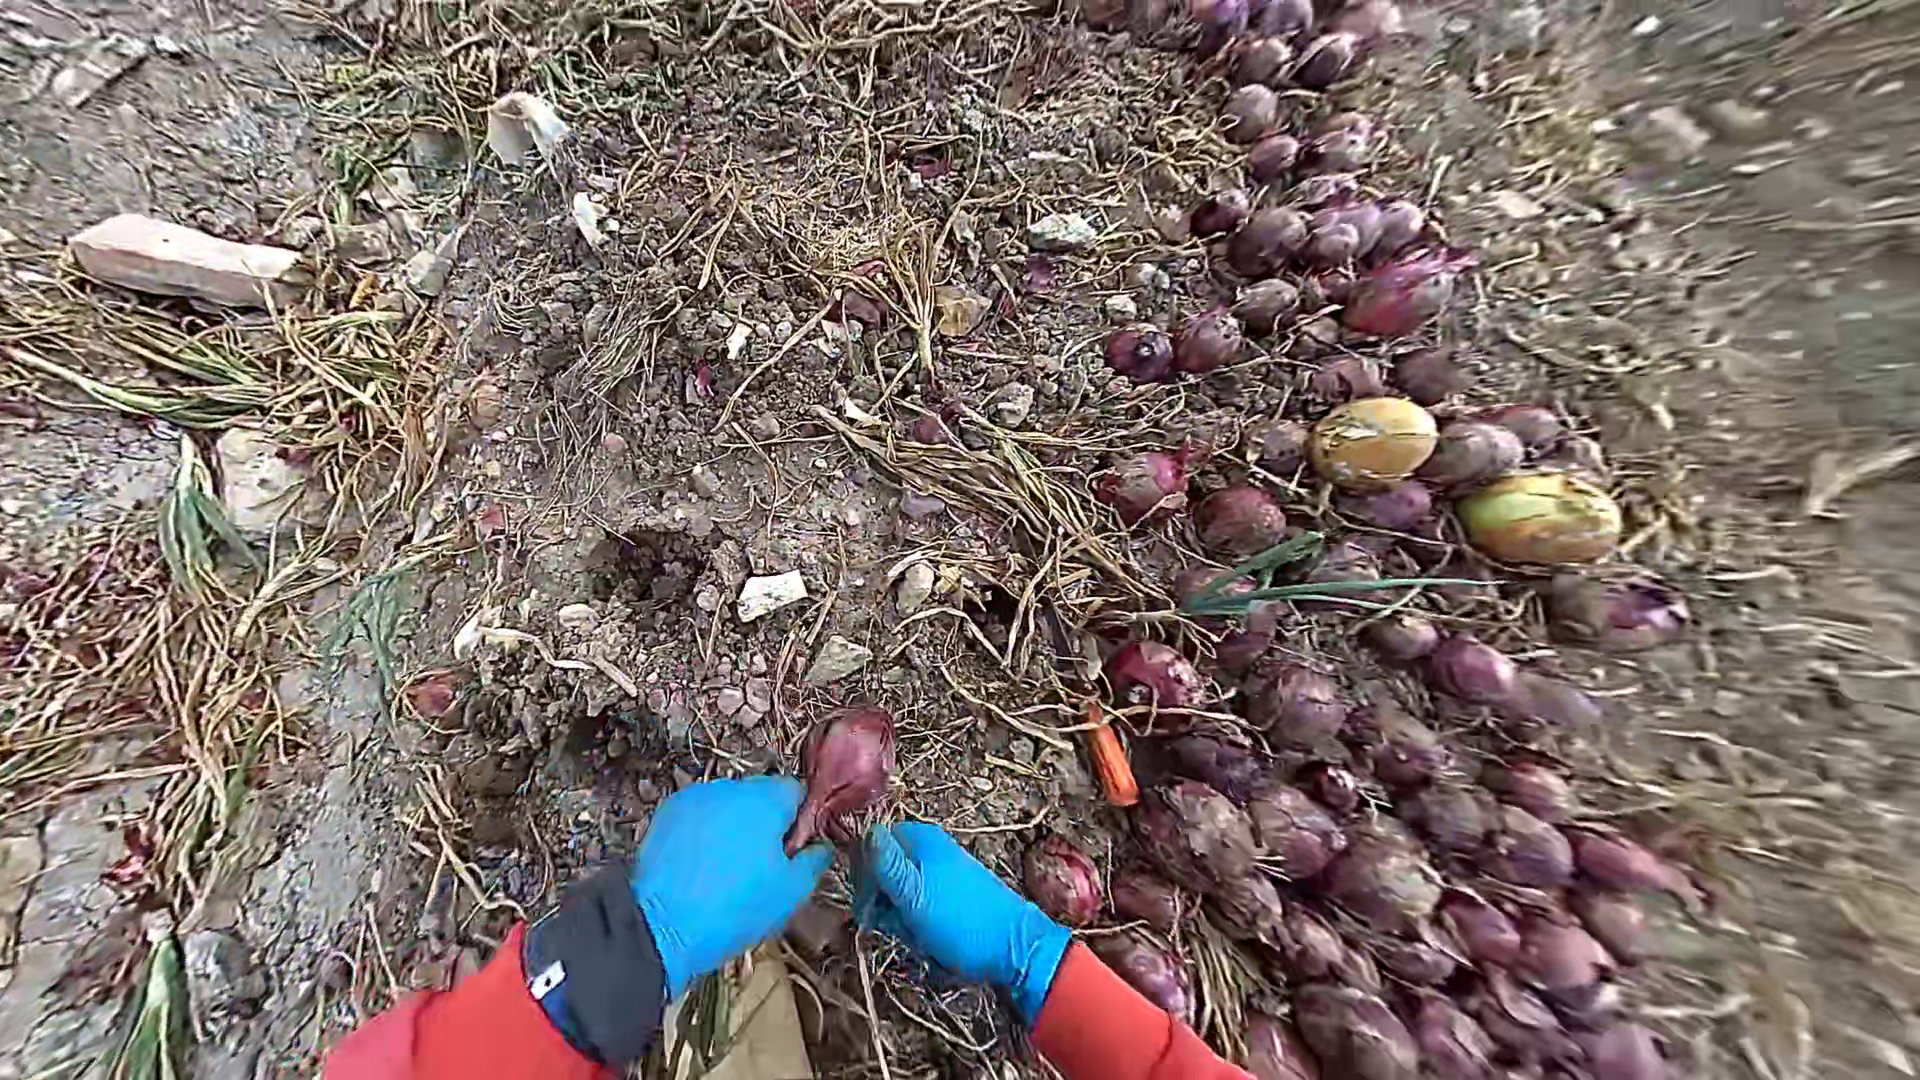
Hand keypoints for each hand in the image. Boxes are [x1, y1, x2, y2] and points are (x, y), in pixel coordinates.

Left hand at [631, 776, 831, 997]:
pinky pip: (701, 811)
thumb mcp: (789, 893)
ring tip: (725, 865)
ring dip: (734, 823)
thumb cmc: (730, 908)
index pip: (797, 791)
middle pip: (763, 794)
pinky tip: (700, 861)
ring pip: (731, 802)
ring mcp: (700, 796)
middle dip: (766, 821)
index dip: (798, 820)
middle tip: (760, 862)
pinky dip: (705, 828)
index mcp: (768, 800)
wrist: (658, 928)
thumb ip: (814, 861)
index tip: (791, 849)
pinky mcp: (671, 809)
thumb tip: (821, 847)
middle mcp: (734, 788)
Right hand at [855, 823, 1070, 1024]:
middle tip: (896, 924)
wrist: (1012, 945)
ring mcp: (939, 867)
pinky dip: (916, 919)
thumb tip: (865, 830)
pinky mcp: (947, 888)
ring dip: (899, 915)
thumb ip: (887, 866)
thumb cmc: (961, 921)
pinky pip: (917, 900)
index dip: (864, 876)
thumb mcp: (915, 896)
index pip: (871, 844)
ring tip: (916, 933)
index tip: (867, 907)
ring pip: (898, 889)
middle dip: (882, 900)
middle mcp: (928, 845)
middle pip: (883, 868)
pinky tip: (927, 937)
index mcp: (919, 838)